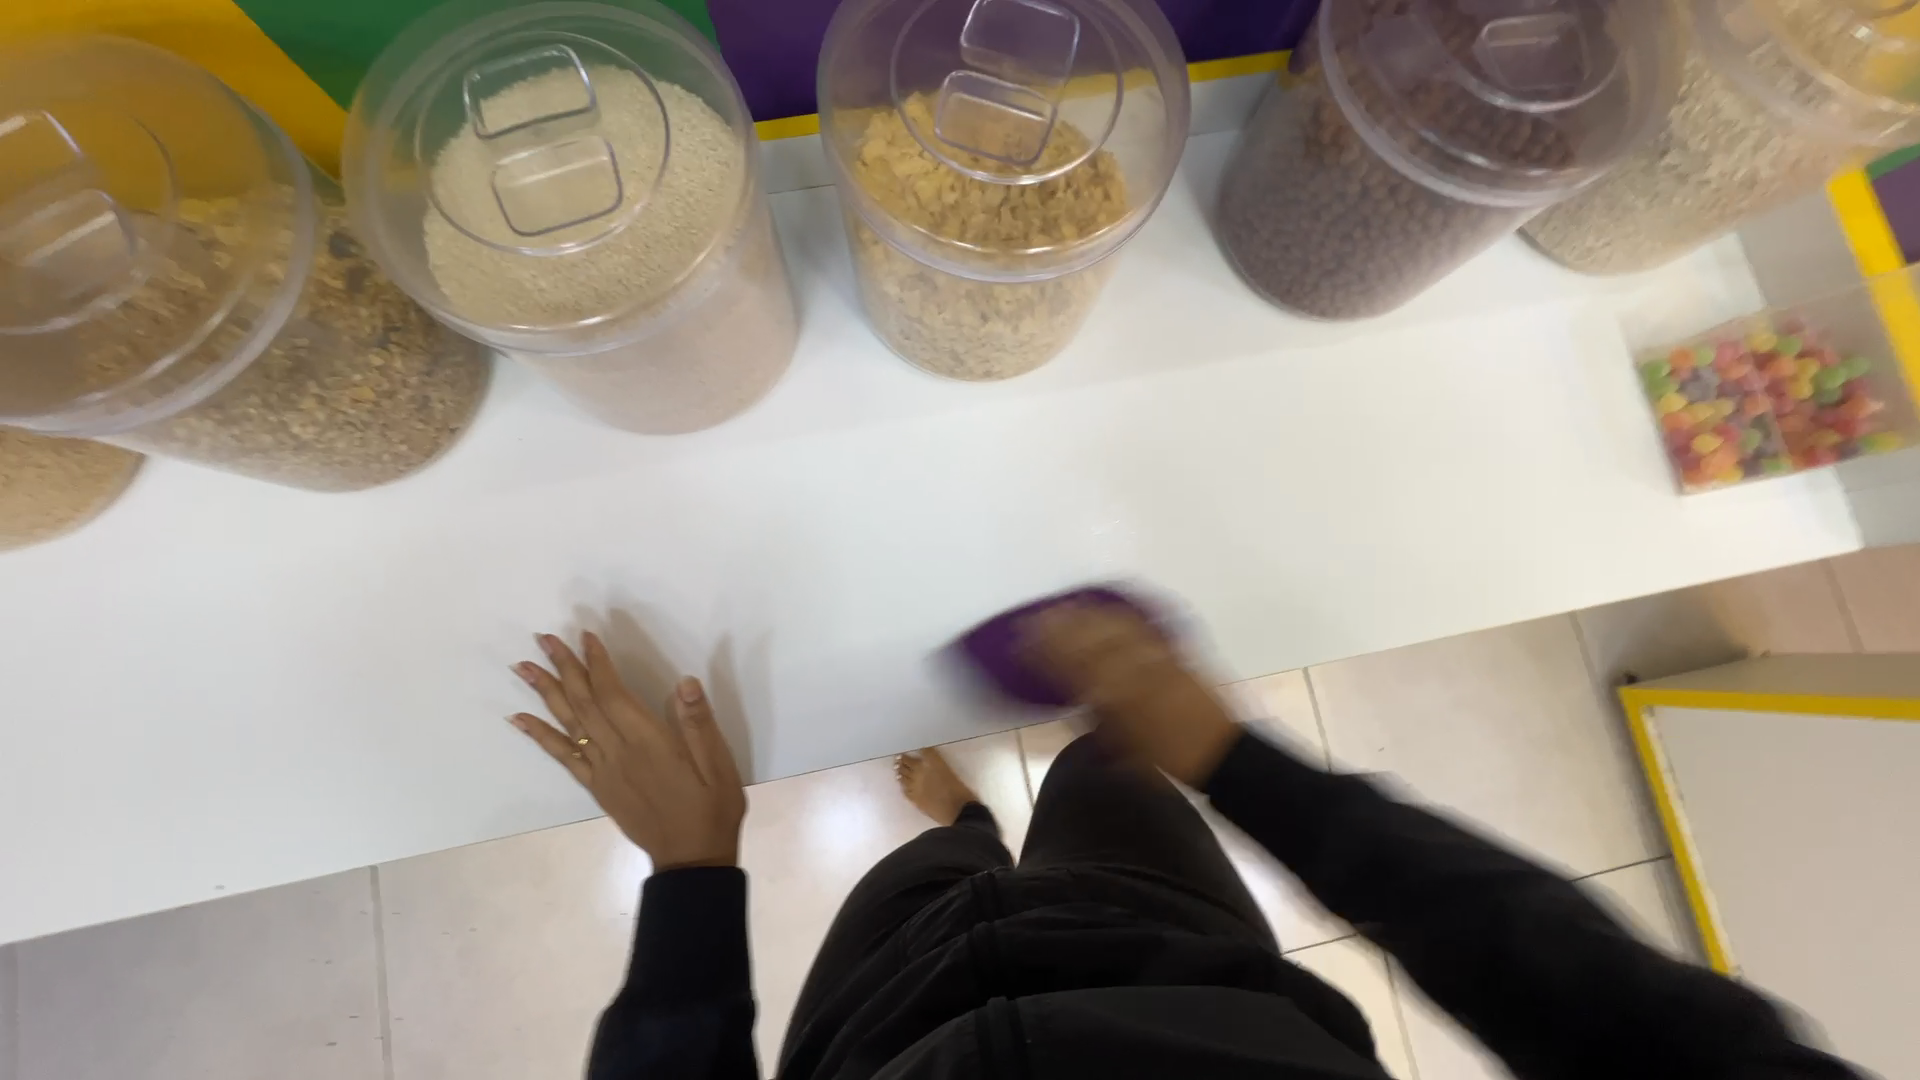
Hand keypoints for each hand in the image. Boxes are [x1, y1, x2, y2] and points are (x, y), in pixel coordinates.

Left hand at [511, 632, 745, 870]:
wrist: (691, 858)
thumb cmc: (711, 806)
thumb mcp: (719, 763)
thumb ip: (699, 723)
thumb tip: (684, 682)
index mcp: (649, 743)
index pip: (614, 695)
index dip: (597, 664)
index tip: (586, 636)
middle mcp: (618, 754)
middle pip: (584, 704)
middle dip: (564, 668)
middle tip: (544, 638)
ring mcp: (603, 772)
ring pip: (569, 725)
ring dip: (546, 693)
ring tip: (524, 667)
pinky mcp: (598, 787)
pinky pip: (563, 757)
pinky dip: (540, 736)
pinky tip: (521, 719)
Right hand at [1022, 601, 1240, 785]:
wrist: (1220, 752)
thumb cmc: (1165, 756)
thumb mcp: (1119, 745)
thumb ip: (1092, 716)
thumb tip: (1068, 698)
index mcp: (1117, 697)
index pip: (1072, 666)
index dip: (1046, 651)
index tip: (1024, 641)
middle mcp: (1134, 671)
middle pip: (1091, 641)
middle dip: (1061, 626)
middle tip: (1038, 616)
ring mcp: (1156, 657)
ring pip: (1116, 629)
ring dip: (1088, 615)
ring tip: (1067, 604)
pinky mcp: (1175, 651)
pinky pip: (1145, 627)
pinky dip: (1124, 614)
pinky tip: (1110, 607)